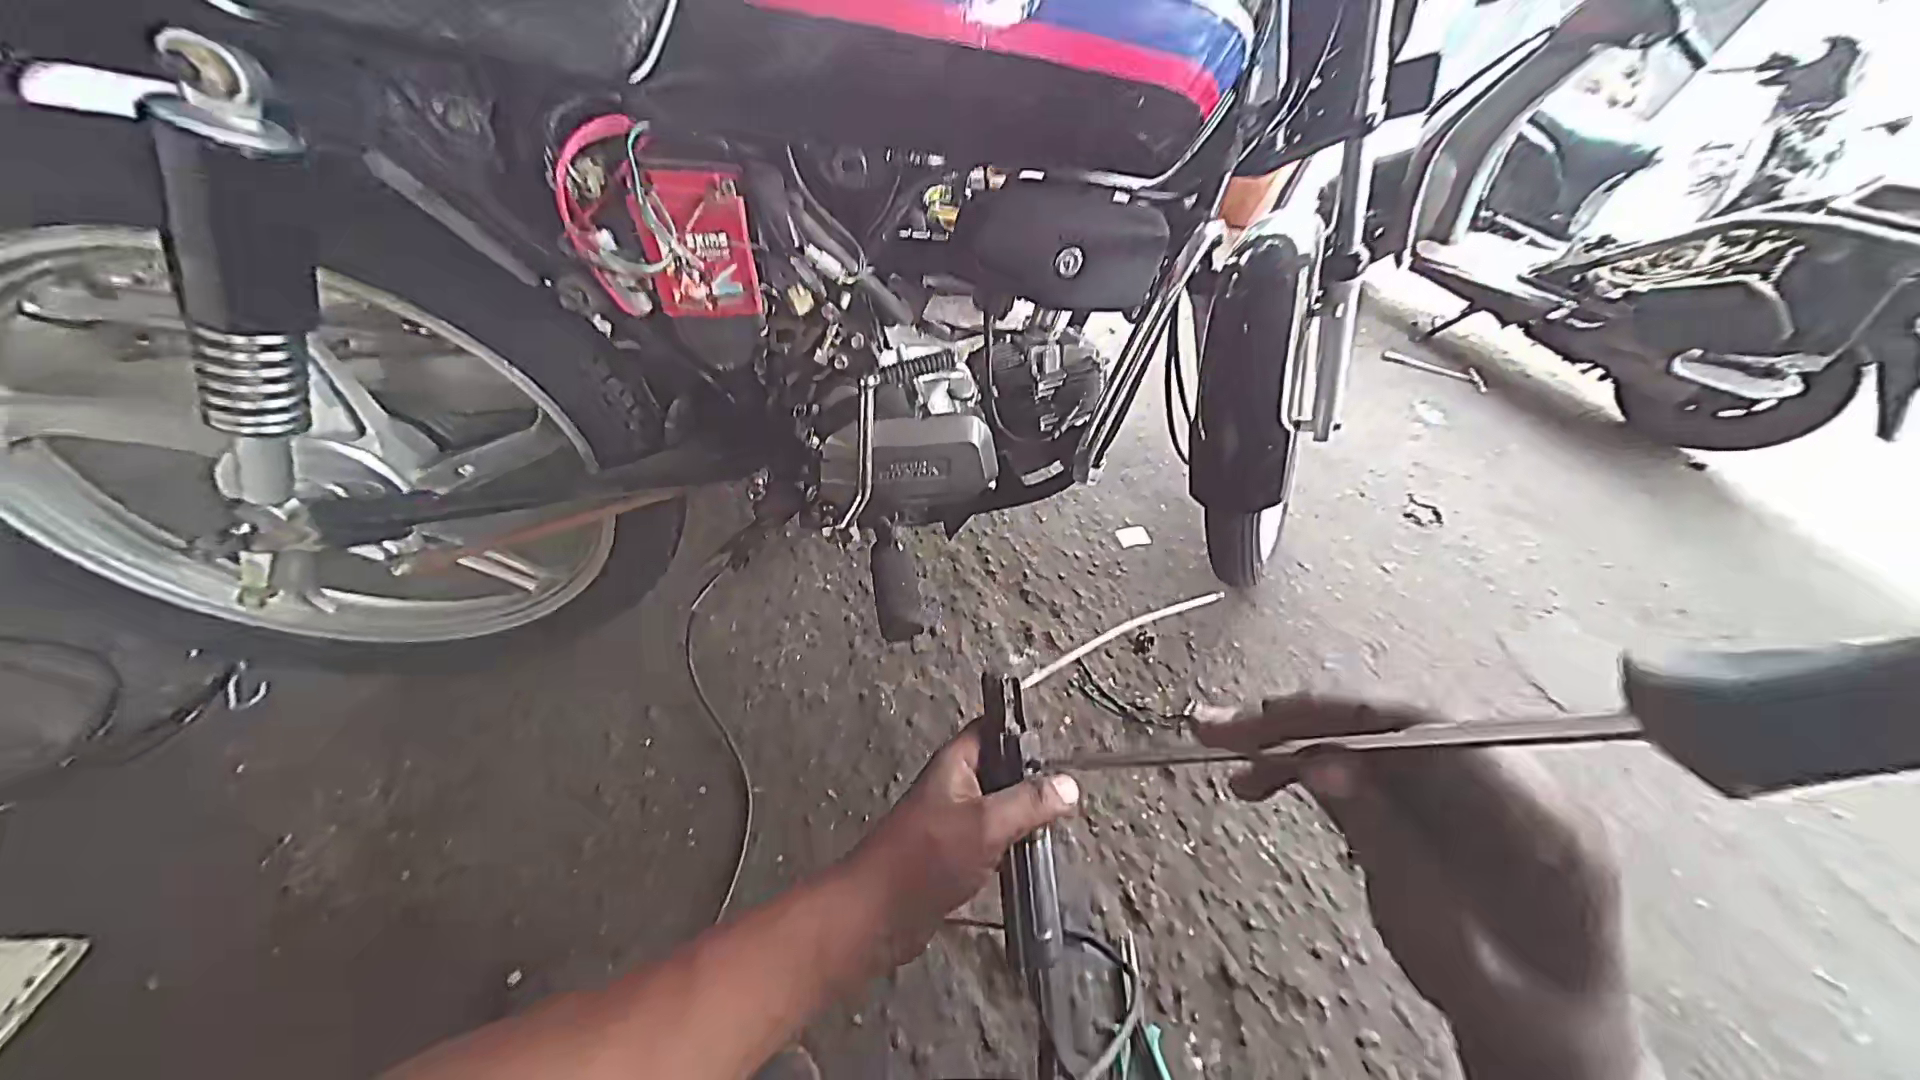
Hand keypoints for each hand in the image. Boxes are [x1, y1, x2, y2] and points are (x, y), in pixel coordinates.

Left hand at [844, 720, 1080, 963]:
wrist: (881, 914)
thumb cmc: (925, 858)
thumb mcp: (986, 824)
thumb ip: (1029, 802)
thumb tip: (1067, 786)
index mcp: (956, 762)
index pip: (992, 728)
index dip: (1022, 733)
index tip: (1054, 751)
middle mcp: (955, 783)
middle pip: (1002, 769)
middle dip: (1029, 783)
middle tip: (1057, 800)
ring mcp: (955, 817)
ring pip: (1000, 806)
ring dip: (1022, 818)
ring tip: (1045, 831)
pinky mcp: (956, 850)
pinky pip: (993, 837)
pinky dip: (1010, 844)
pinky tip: (1025, 857)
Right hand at [1197, 697, 1649, 1079]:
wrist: (1538, 1044)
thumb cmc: (1508, 1005)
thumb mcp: (1441, 933)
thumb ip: (1383, 839)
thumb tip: (1318, 761)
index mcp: (1535, 813)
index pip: (1428, 725)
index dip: (1344, 713)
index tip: (1272, 719)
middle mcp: (1500, 782)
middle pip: (1385, 723)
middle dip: (1298, 721)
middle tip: (1224, 727)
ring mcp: (1460, 789)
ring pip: (1361, 738)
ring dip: (1289, 740)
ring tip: (1227, 750)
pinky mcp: (1424, 799)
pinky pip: (1358, 765)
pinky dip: (1304, 767)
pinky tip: (1262, 780)